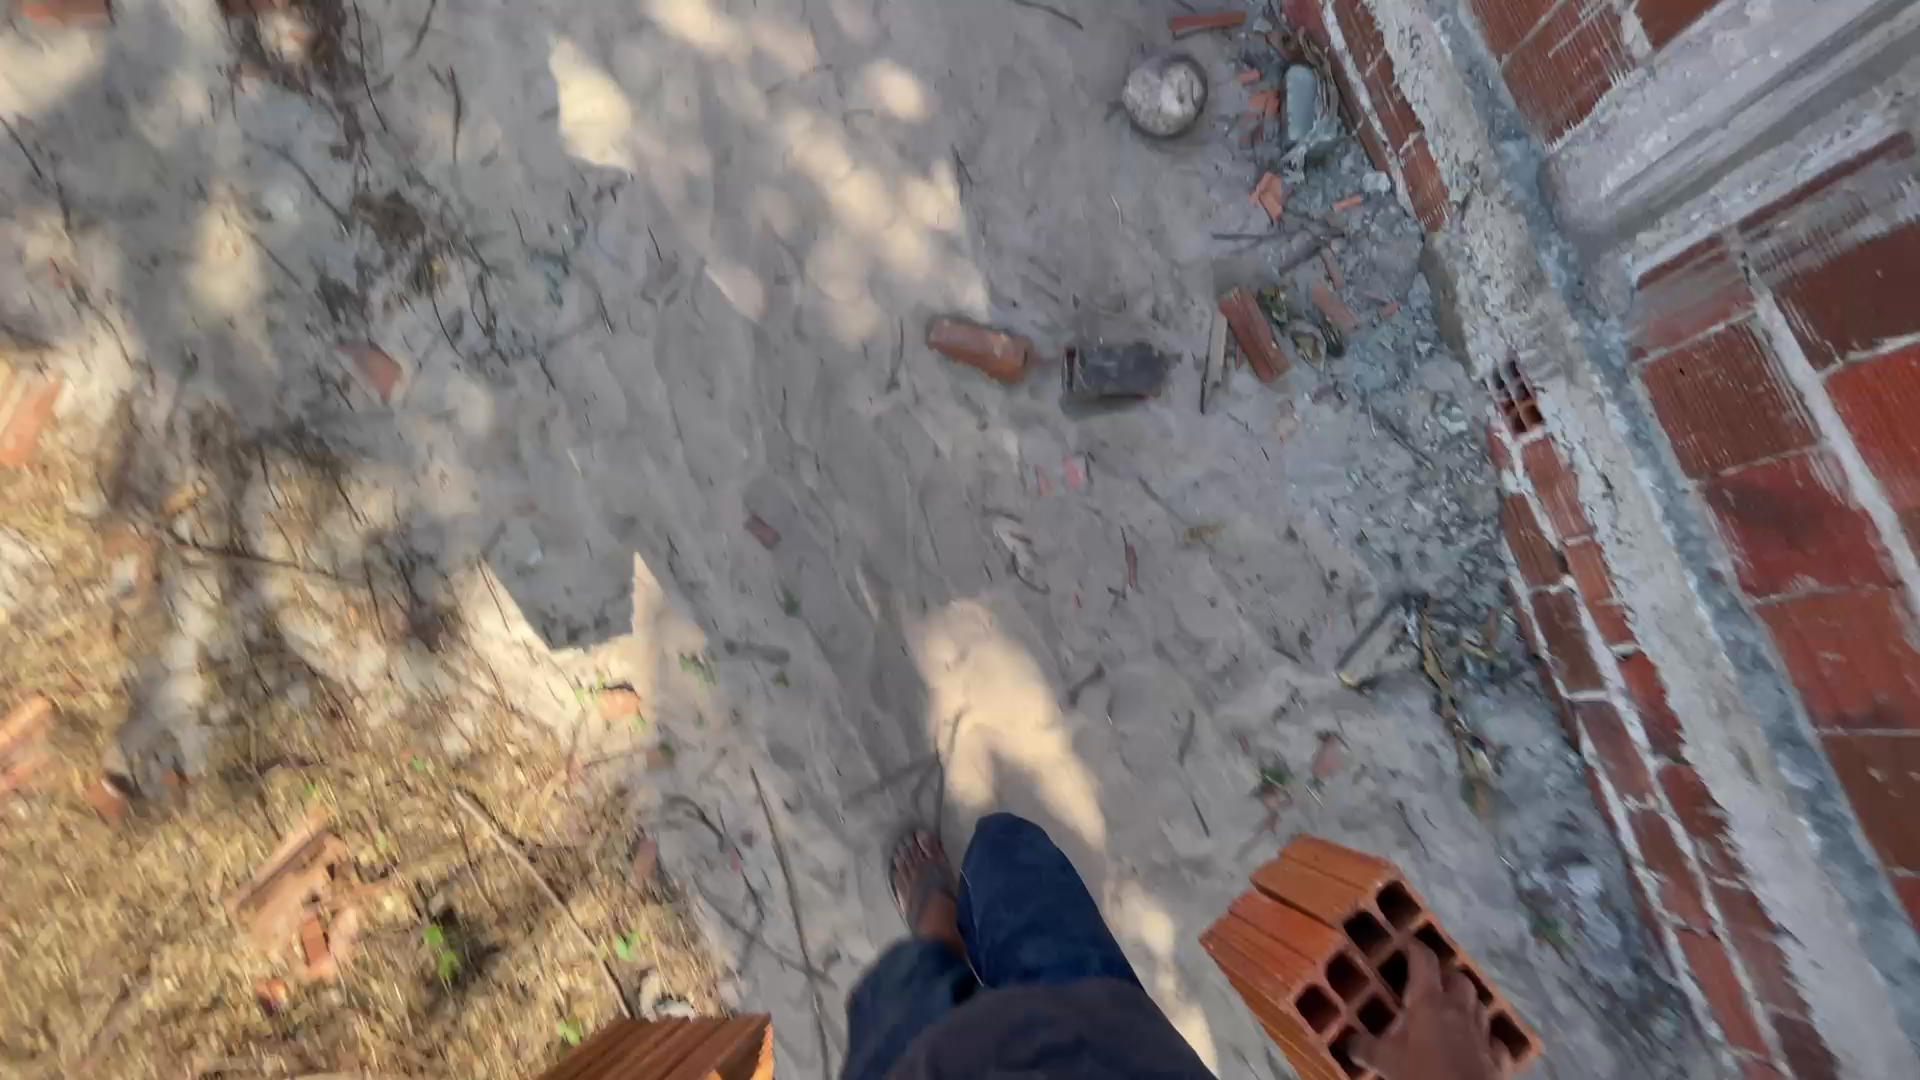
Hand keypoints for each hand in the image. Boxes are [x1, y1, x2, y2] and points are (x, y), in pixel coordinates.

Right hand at [1348, 943, 1510, 1079]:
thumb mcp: (1385, 1061)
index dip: (1414, 946)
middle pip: (1459, 979)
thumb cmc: (1421, 1074)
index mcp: (1428, 1001)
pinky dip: (1485, 1039)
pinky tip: (1475, 1044)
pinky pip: (1495, 1041)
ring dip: (1466, 1003)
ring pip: (1480, 1005)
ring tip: (1451, 1009)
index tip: (1404, 941)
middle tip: (1429, 983)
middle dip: (1446, 976)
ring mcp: (1482, 1035)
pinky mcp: (1498, 1060)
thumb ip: (1363, 1047)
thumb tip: (1345, 1042)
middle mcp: (1458, 1010)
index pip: (1424, 959)